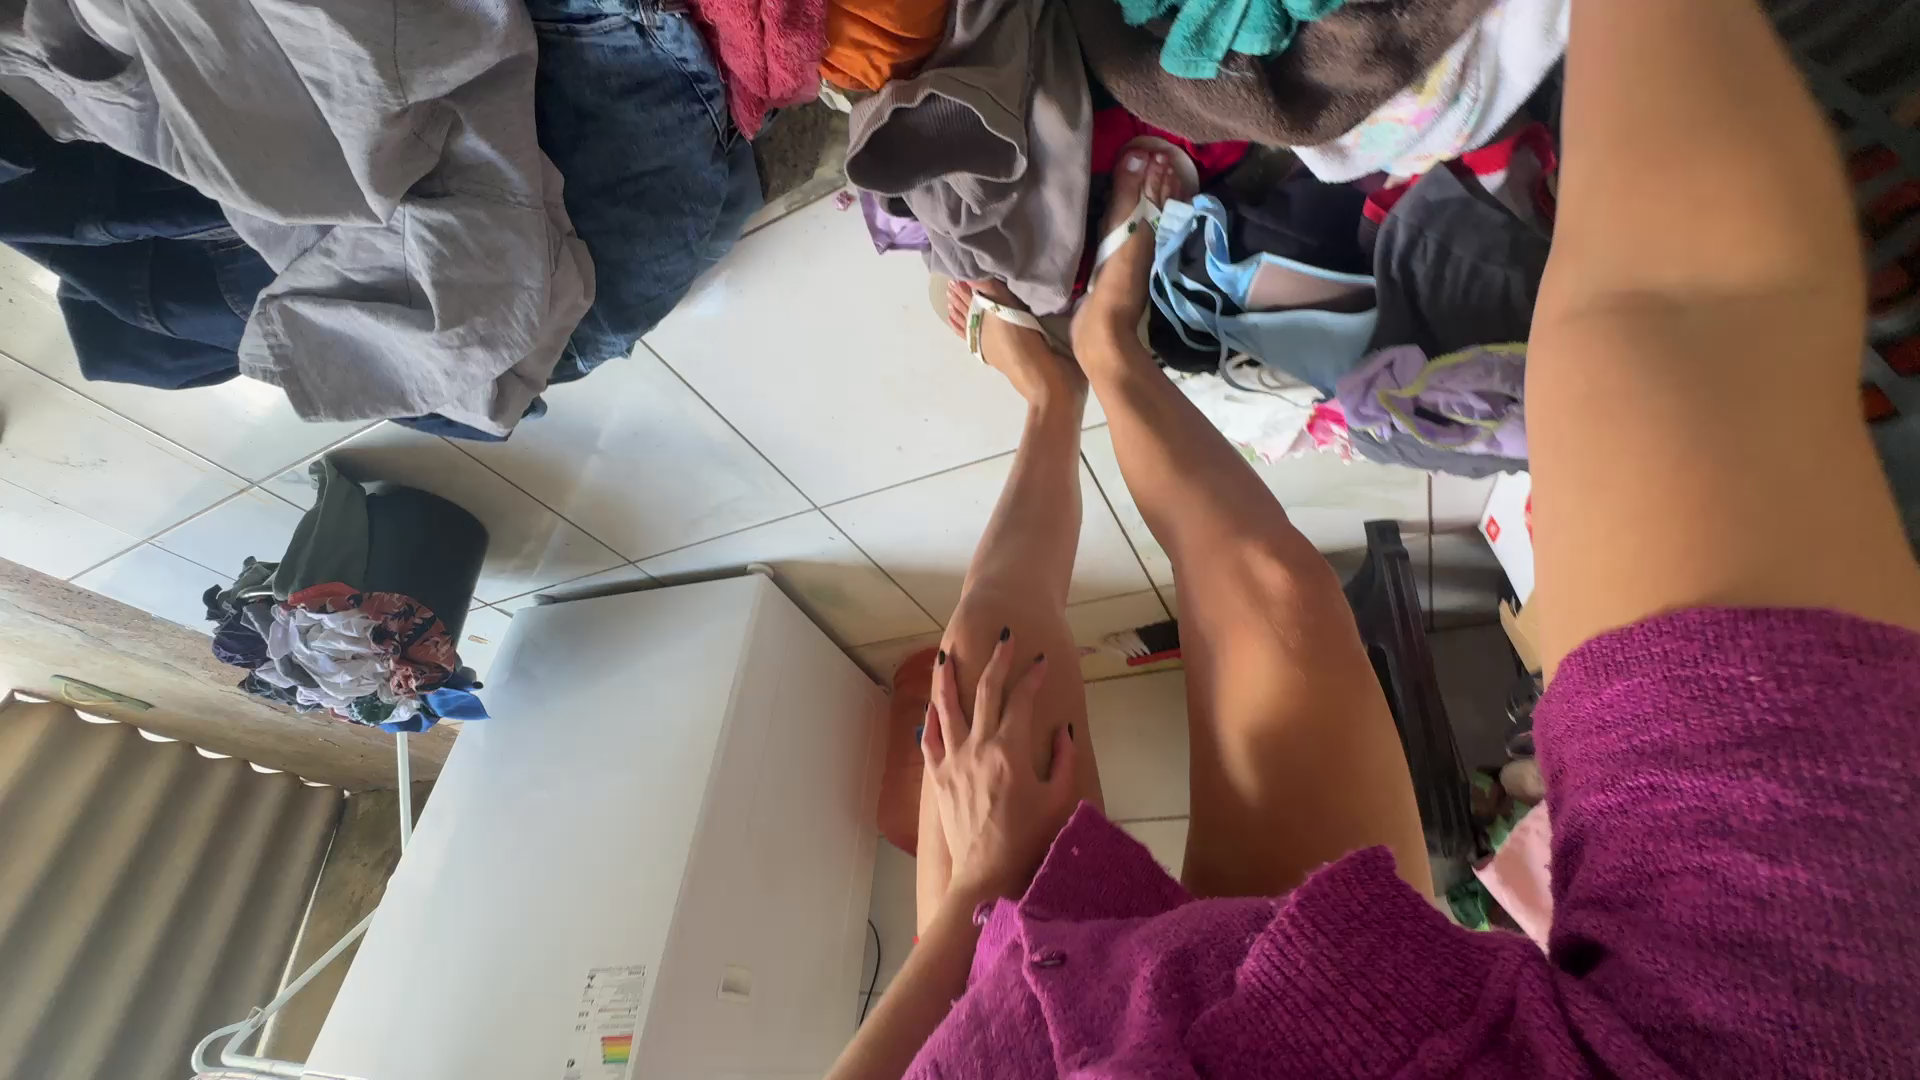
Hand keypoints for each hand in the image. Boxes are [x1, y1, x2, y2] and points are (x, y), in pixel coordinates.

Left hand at [921, 631, 1078, 907]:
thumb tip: (1063, 729)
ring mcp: (954, 760)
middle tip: (1004, 637)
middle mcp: (979, 747)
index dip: (1034, 676)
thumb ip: (1064, 760)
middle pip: (986, 691)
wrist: (988, 875)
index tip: (1041, 660)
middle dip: (997, 660)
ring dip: (948, 678)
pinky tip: (932, 704)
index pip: (1023, 700)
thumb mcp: (1059, 800)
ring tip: (947, 654)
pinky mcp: (939, 776)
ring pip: (948, 707)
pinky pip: (931, 739)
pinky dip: (931, 719)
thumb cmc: (1030, 839)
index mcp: (1010, 751)